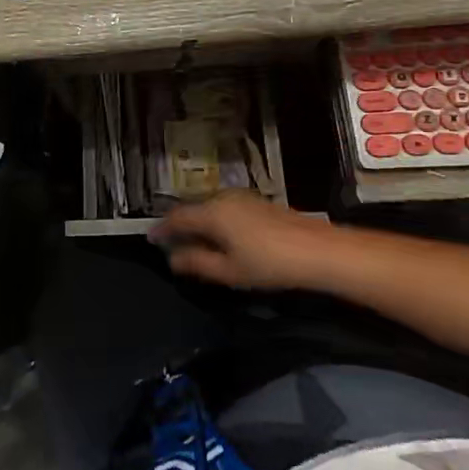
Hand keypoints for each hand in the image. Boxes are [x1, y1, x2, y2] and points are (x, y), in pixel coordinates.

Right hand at [149, 193, 338, 290]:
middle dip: (180, 225)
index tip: (150, 239)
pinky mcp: (259, 203)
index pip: (177, 218)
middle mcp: (224, 199)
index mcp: (211, 213)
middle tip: (170, 243)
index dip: (161, 229)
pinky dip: (215, 221)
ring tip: (194, 242)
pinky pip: (225, 209)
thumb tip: (173, 258)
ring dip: (199, 223)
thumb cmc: (268, 263)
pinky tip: (221, 237)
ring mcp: (243, 198)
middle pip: (193, 209)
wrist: (318, 251)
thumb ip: (196, 263)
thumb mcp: (228, 271)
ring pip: (210, 208)